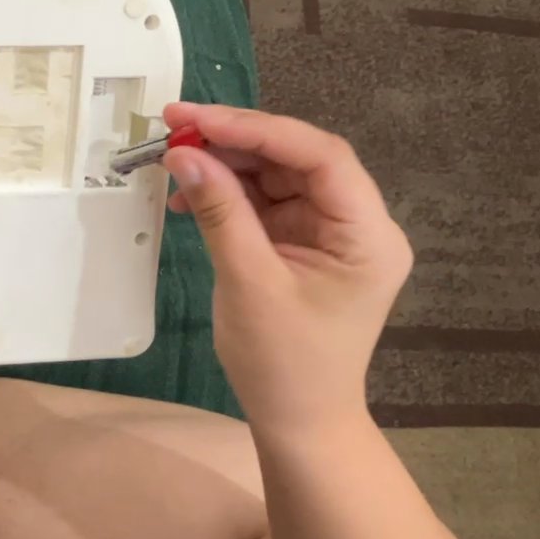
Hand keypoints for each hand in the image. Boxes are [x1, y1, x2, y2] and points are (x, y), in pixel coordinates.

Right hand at [162, 104, 411, 435]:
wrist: (297, 419)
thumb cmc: (283, 362)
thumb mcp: (248, 282)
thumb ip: (219, 212)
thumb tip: (182, 154)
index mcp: (367, 234)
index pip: (320, 157)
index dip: (258, 129)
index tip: (198, 119)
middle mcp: (354, 222)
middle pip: (296, 157)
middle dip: (234, 139)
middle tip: (175, 126)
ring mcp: (325, 230)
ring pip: (275, 172)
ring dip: (223, 162)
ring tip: (172, 156)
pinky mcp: (299, 240)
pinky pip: (261, 199)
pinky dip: (223, 192)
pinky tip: (187, 195)